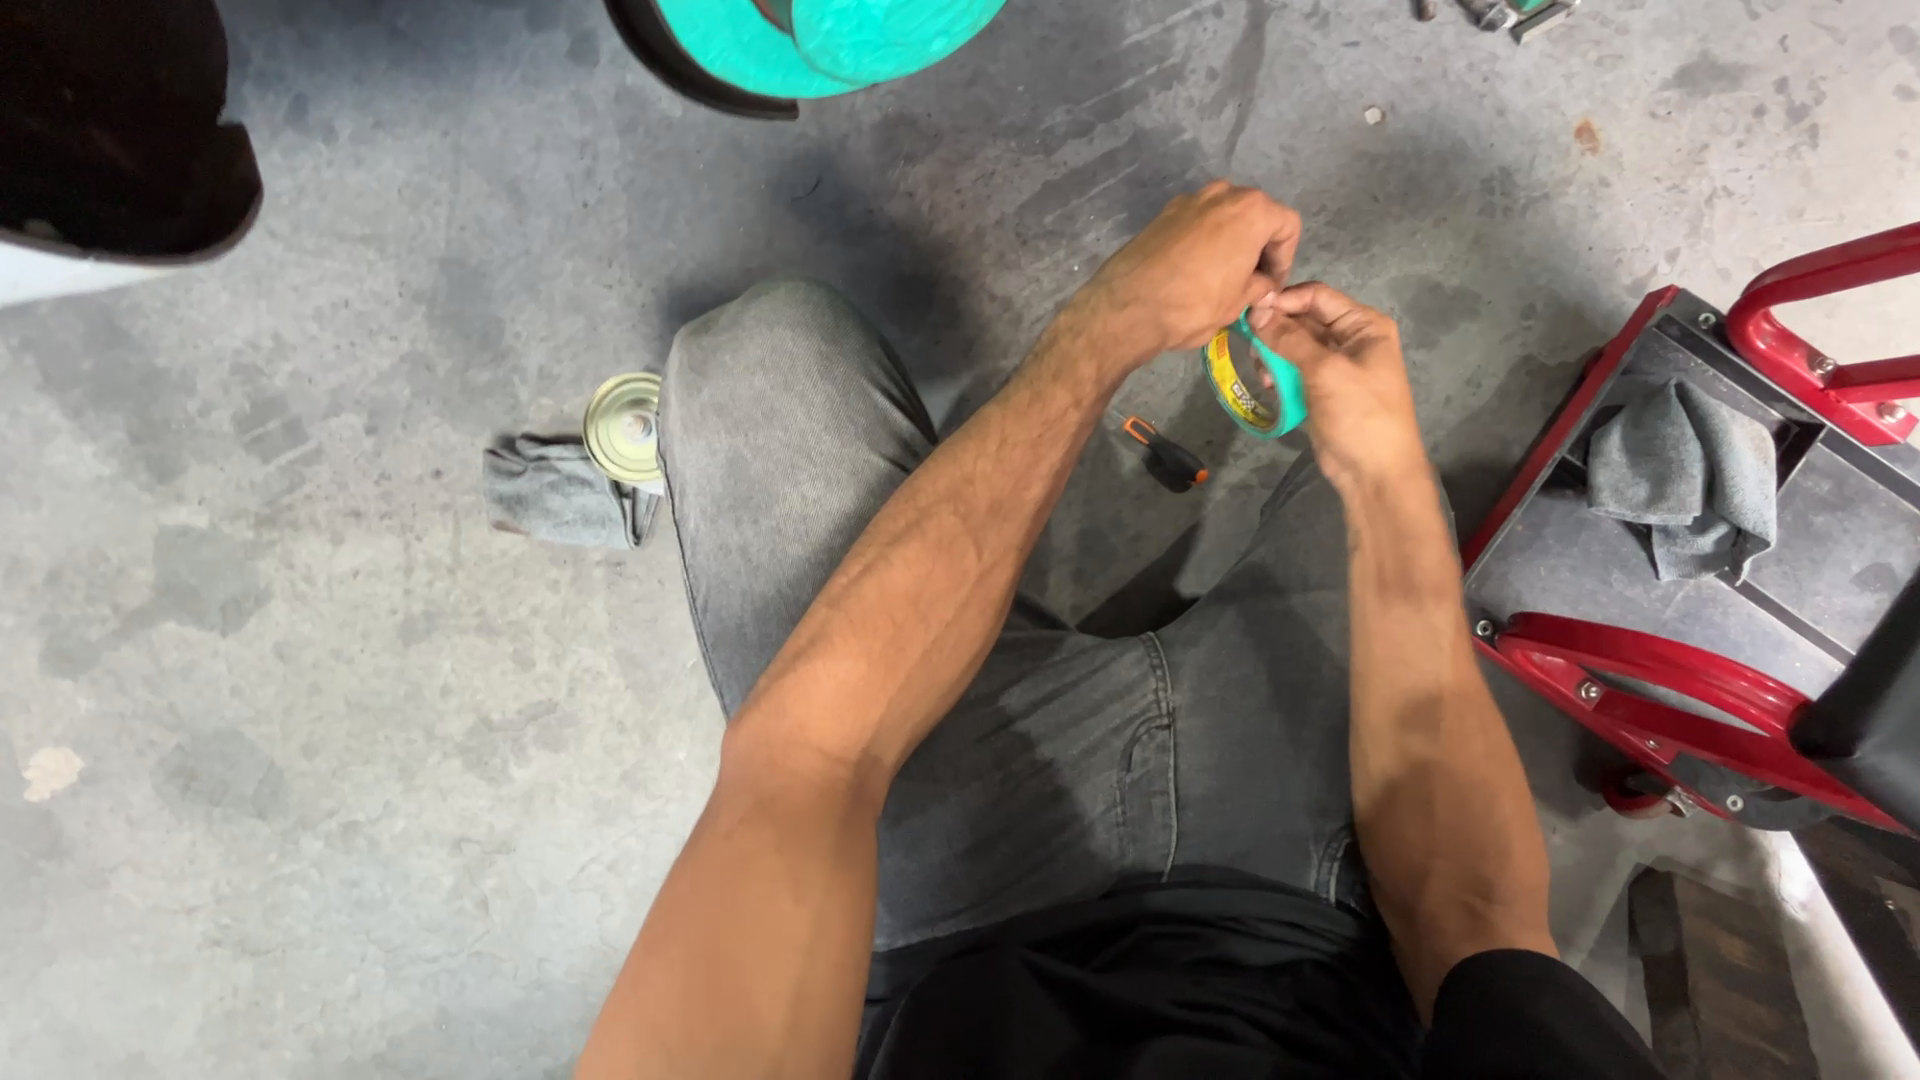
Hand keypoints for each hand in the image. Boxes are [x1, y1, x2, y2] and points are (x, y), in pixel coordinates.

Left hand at [1075, 180, 1300, 359]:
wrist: (1127, 306)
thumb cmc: (1193, 304)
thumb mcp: (1236, 303)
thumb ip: (1258, 288)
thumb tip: (1262, 288)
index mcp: (1251, 209)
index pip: (1287, 226)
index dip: (1285, 260)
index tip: (1272, 287)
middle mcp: (1222, 193)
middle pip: (1254, 217)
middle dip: (1257, 249)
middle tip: (1250, 284)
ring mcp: (1188, 201)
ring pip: (1222, 220)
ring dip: (1229, 245)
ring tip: (1220, 280)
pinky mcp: (1161, 216)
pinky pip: (1194, 226)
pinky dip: (1202, 244)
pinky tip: (1192, 274)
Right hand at [1252, 282, 1429, 496]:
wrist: (1372, 470)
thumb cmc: (1359, 414)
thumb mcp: (1325, 371)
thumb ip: (1290, 340)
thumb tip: (1256, 312)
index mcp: (1363, 325)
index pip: (1317, 296)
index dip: (1283, 301)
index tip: (1248, 314)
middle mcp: (1350, 338)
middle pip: (1302, 319)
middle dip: (1275, 331)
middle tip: (1249, 346)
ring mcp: (1334, 365)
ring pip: (1292, 345)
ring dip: (1273, 354)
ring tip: (1262, 373)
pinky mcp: (1319, 388)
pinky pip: (1292, 369)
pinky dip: (1278, 373)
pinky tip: (1269, 385)